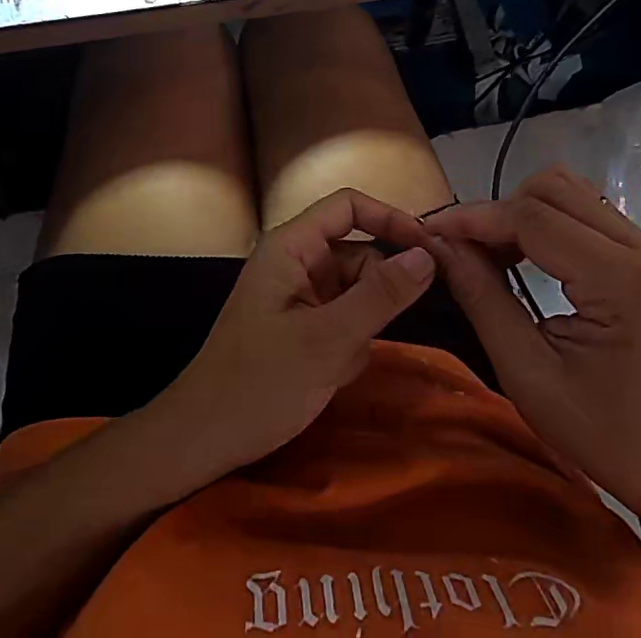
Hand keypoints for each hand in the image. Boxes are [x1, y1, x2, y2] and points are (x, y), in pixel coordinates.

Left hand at [149, 188, 437, 482]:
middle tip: (363, 337)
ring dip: (360, 330)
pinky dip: (349, 347)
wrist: (208, 434)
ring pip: (357, 295)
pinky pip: (345, 322)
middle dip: (374, 296)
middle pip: (358, 255)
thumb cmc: (259, 382)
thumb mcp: (327, 340)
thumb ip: (379, 296)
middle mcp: (295, 263)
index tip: (432, 249)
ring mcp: (298, 295)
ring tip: (334, 364)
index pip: (347, 207)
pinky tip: (329, 375)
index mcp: (290, 247)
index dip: (391, 219)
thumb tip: (427, 256)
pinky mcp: (302, 325)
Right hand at [423, 167, 640, 525]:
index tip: (428, 233)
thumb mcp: (525, 370)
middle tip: (462, 250)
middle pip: (555, 189)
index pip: (534, 217)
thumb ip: (480, 296)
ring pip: (570, 194)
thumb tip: (437, 244)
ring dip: (520, 214)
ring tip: (490, 254)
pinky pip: (586, 217)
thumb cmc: (603, 435)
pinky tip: (522, 259)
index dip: (473, 218)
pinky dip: (543, 227)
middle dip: (497, 212)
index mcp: (629, 284)